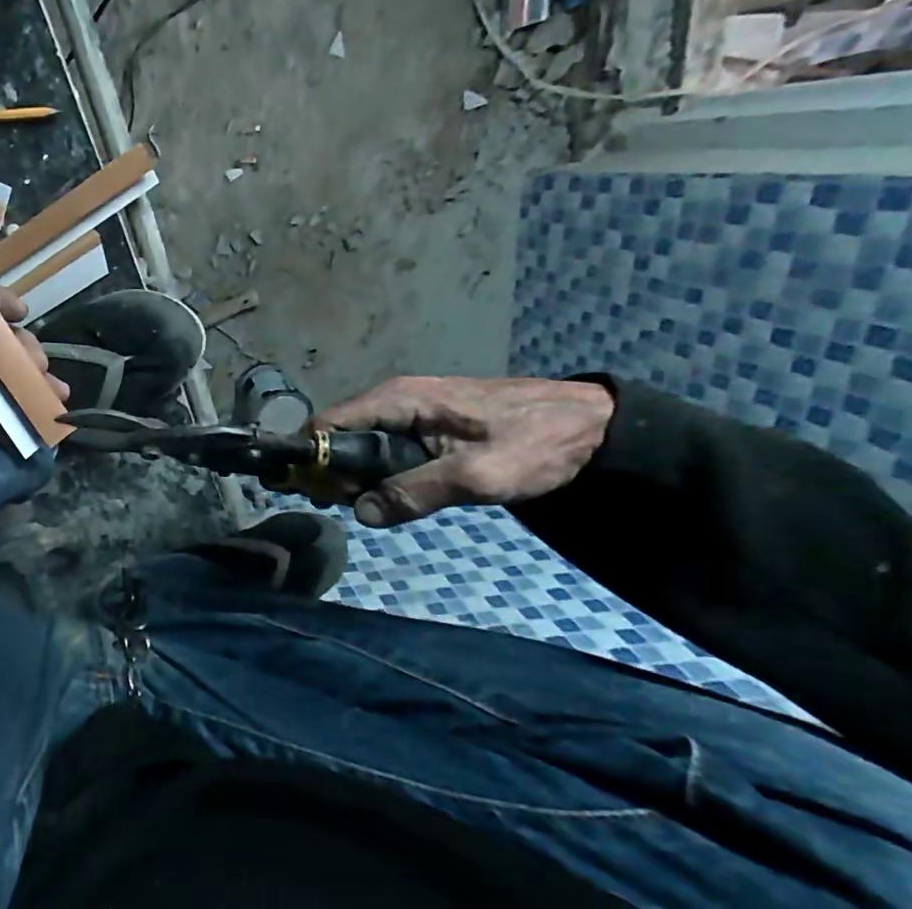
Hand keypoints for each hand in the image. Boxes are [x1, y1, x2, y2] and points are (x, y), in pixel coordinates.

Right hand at [309, 376, 614, 526]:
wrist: (597, 425)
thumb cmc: (535, 443)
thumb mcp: (476, 475)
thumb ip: (415, 493)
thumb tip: (360, 513)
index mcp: (397, 399)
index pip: (328, 423)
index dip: (314, 456)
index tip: (318, 493)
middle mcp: (393, 398)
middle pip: (339, 433)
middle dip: (334, 470)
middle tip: (346, 506)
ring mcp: (408, 410)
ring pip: (360, 441)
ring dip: (356, 473)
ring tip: (368, 505)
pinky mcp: (424, 423)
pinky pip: (384, 445)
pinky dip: (378, 469)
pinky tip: (391, 492)